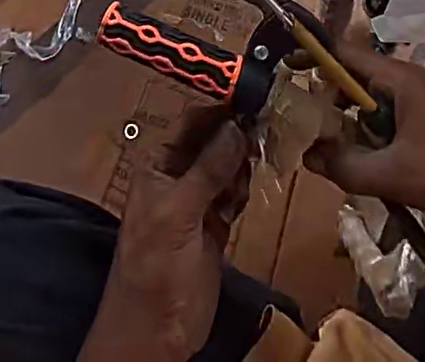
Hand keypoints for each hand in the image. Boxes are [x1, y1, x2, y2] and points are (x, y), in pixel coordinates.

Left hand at [80, 106, 250, 361]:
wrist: (156, 329)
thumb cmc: (155, 264)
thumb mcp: (179, 211)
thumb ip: (208, 170)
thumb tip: (236, 127)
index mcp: (159, 161)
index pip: (192, 123)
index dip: (220, 109)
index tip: (253, 96)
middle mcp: (178, 173)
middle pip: (214, 142)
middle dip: (237, 135)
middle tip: (268, 128)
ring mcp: (198, 198)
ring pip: (227, 166)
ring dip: (243, 162)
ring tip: (260, 159)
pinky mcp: (216, 223)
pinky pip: (234, 193)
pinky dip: (244, 188)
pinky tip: (248, 189)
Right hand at [304, 37, 424, 287]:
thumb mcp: (397, 175)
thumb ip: (345, 164)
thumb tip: (307, 156)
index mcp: (399, 78)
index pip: (342, 53)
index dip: (310, 56)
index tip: (282, 70)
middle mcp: (408, 84)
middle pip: (352, 79)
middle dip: (326, 99)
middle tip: (303, 123)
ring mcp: (423, 107)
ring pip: (370, 105)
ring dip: (349, 124)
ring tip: (331, 150)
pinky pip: (389, 124)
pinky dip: (371, 139)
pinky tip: (366, 166)